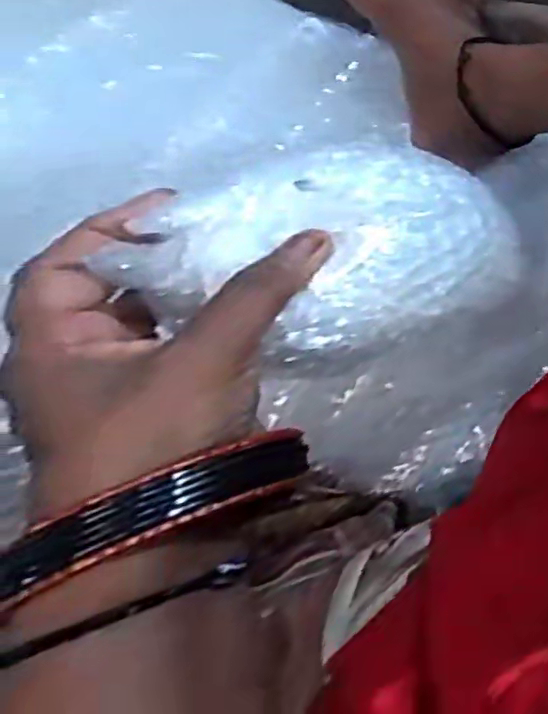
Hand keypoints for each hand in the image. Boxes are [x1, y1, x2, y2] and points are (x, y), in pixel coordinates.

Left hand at [3, 191, 331, 522]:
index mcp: (51, 346)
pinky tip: (260, 311)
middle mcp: (77, 362)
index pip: (61, 269)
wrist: (158, 523)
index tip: (171, 204)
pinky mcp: (167, 403)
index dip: (109, 229)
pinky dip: (219, 322)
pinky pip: (189, 345)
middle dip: (165, 258)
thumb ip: (259, 292)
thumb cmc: (153, 431)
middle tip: (224, 231)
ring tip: (252, 263)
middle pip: (111, 292)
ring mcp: (122, 386)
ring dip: (199, 291)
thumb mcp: (207, 353)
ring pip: (156, 320)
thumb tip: (314, 235)